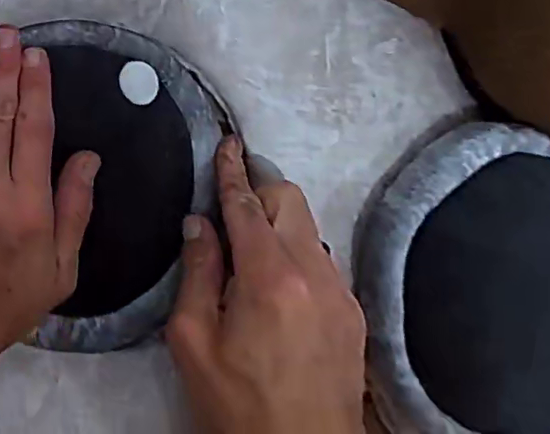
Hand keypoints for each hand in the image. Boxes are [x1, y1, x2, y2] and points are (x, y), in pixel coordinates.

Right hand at [167, 137, 366, 433]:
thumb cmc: (240, 407)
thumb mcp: (194, 344)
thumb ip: (196, 273)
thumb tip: (200, 223)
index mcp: (270, 277)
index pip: (247, 204)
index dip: (232, 170)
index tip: (227, 143)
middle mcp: (314, 272)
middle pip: (289, 198)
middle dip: (260, 190)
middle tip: (233, 210)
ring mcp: (341, 291)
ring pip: (309, 227)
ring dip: (279, 225)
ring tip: (252, 259)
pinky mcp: (355, 312)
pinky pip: (323, 261)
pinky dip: (298, 256)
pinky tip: (280, 293)